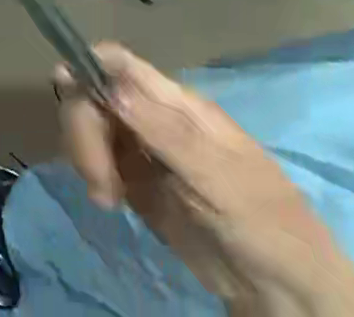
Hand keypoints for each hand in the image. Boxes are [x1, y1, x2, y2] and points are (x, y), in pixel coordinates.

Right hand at [59, 44, 353, 316]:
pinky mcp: (130, 176)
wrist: (283, 290)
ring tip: (104, 195)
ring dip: (84, 153)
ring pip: (87, 122)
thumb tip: (109, 83)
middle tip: (95, 177)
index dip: (87, 67)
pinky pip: (93, 155)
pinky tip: (108, 199)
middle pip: (91, 92)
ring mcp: (139, 145)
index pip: (117, 62)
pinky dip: (90, 171)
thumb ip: (163, 129)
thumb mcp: (217, 176)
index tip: (71, 96)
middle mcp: (150, 114)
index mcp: (176, 102)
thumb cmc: (263, 223)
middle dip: (83, 128)